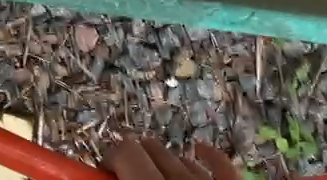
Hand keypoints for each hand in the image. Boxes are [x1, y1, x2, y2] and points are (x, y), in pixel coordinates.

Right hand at [105, 138, 242, 179]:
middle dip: (135, 158)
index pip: (125, 152)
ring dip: (165, 162)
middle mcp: (180, 179)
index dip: (111, 157)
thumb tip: (105, 176)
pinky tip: (200, 149)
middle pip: (151, 150)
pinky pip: (222, 164)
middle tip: (126, 175)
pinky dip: (209, 155)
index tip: (104, 170)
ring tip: (156, 174)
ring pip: (181, 158)